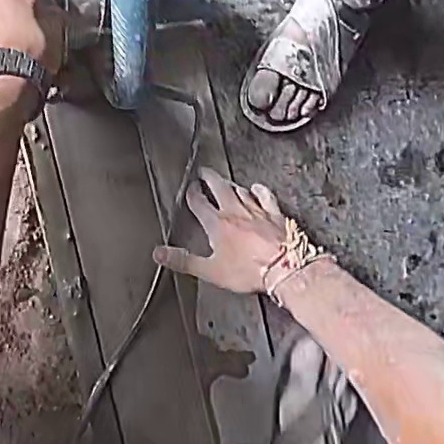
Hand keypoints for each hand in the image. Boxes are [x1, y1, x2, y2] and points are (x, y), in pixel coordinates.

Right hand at [153, 169, 290, 294]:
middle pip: (219, 187)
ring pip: (240, 190)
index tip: (190, 188)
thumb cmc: (248, 270)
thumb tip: (159, 253)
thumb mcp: (210, 270)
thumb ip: (184, 261)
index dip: (192, 194)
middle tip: (204, 172)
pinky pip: (265, 196)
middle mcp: (235, 212)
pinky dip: (258, 190)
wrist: (284, 267)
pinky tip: (256, 188)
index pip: (199, 203)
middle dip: (209, 178)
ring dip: (230, 183)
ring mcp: (256, 210)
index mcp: (217, 224)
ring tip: (224, 181)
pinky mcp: (274, 214)